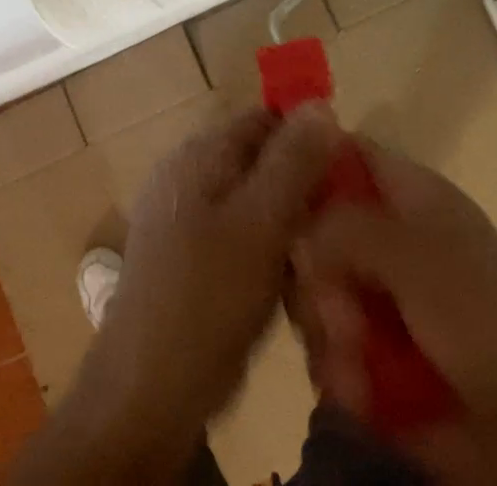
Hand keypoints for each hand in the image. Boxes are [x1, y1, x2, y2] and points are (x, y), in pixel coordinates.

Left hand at [97, 103, 339, 423]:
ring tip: (319, 267)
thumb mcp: (261, 223)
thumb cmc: (207, 300)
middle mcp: (187, 180)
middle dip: (303, 191)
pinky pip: (244, 243)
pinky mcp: (191, 265)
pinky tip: (290, 293)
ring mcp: (185, 224)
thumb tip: (319, 104)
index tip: (349, 176)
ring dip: (291, 232)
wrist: (147, 392)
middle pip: (262, 164)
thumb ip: (292, 162)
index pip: (264, 119)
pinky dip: (271, 259)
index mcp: (198, 157)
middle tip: (341, 230)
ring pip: (257, 207)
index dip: (309, 137)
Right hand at [291, 140, 496, 484]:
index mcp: (415, 198)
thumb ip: (345, 226)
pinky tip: (362, 388)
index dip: (308, 161)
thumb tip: (293, 227)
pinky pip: (325, 341)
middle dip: (315, 273)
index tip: (272, 195)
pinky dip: (338, 366)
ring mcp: (379, 296)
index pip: (350, 153)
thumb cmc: (481, 325)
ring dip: (328, 327)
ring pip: (313, 290)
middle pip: (315, 227)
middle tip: (334, 305)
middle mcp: (392, 239)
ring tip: (358, 357)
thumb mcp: (417, 257)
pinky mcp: (370, 349)